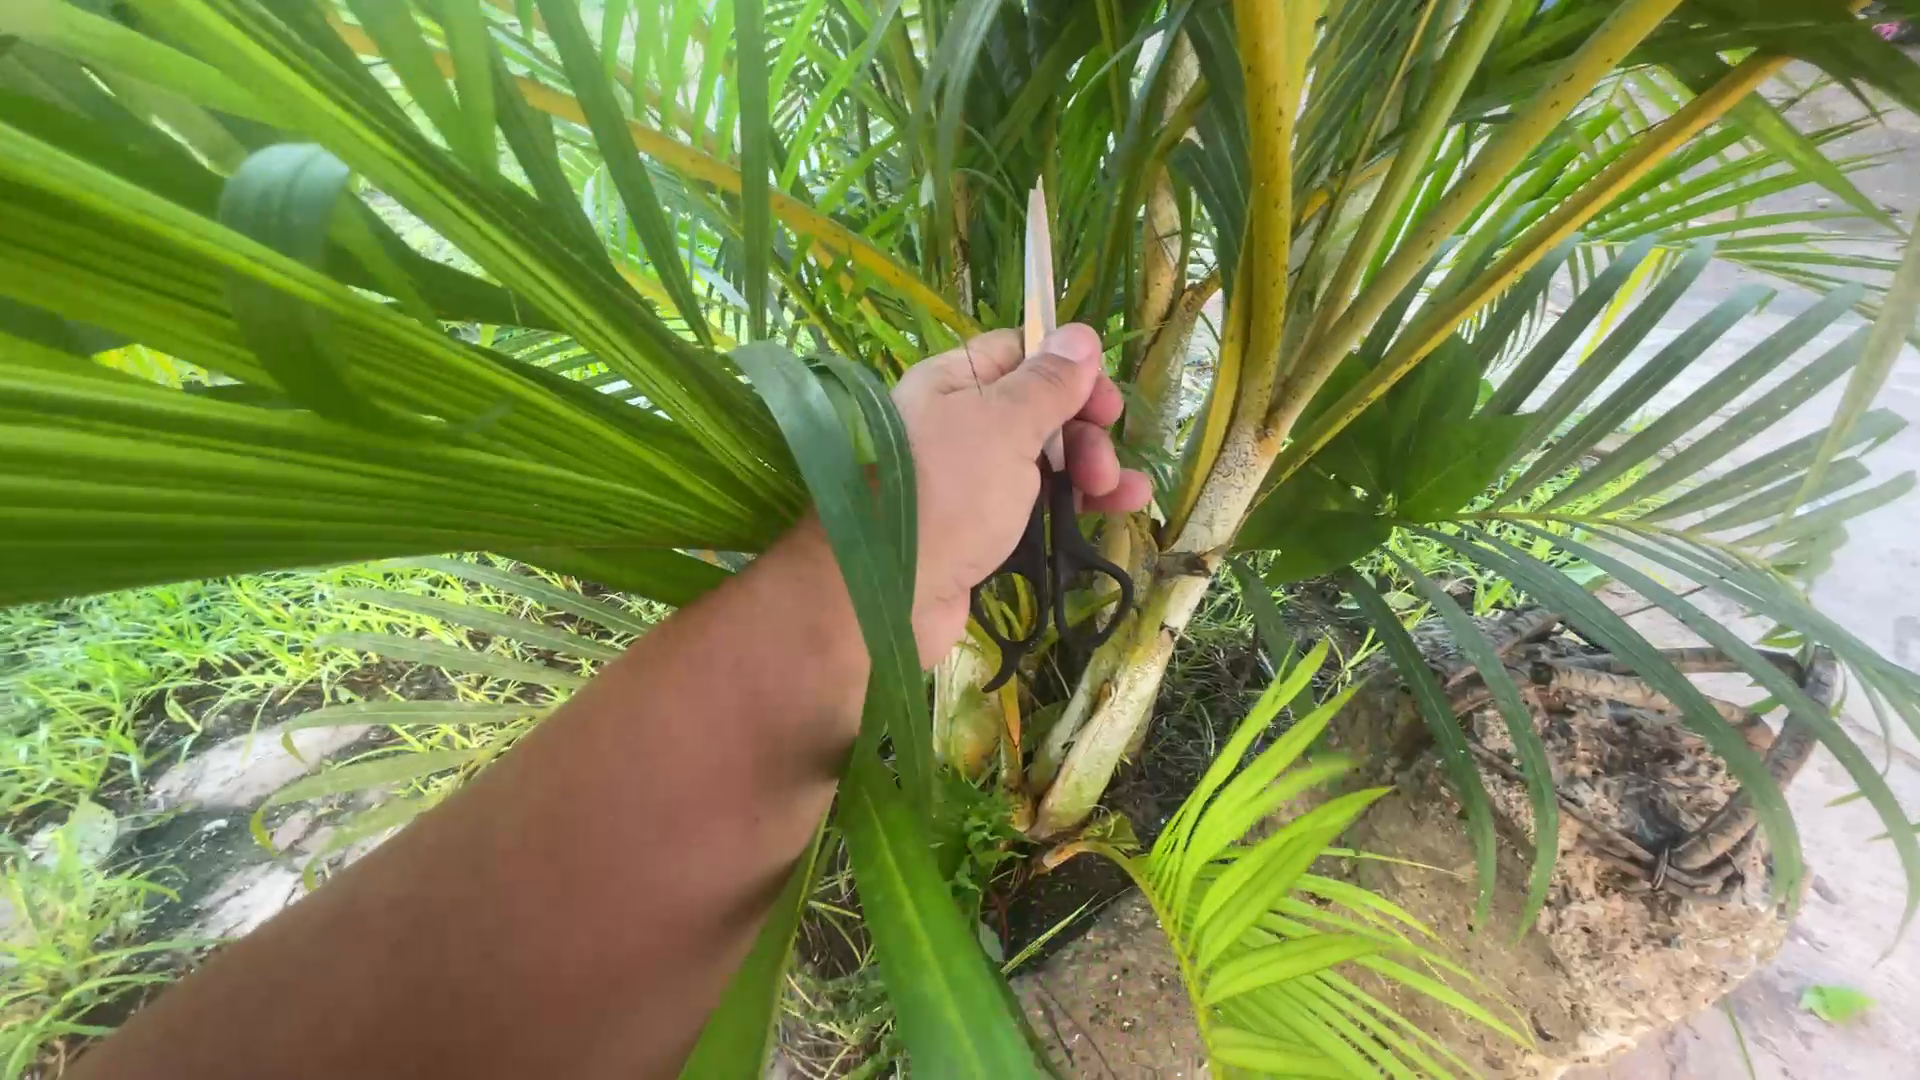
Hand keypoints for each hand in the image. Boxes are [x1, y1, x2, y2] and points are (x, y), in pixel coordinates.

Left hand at [892, 323, 1152, 663]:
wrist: (894, 594)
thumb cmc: (949, 493)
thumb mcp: (1004, 424)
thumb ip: (1047, 382)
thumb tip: (1080, 334)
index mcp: (953, 384)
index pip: (1019, 354)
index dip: (1067, 369)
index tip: (1103, 398)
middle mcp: (960, 426)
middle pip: (1039, 410)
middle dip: (1084, 429)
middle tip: (1101, 463)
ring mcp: (971, 481)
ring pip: (1045, 460)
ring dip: (1092, 467)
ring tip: (1122, 493)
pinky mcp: (984, 529)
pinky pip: (1039, 504)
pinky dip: (1078, 503)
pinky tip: (1119, 507)